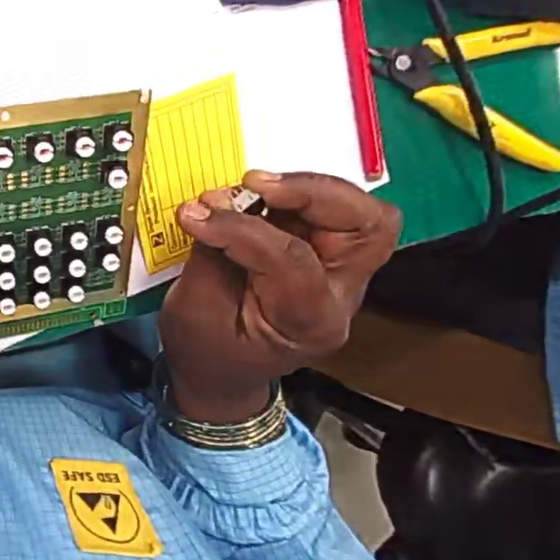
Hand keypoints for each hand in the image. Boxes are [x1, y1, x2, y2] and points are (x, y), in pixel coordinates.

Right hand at [158, 171, 400, 422]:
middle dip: (311, 193)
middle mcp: (340, 296)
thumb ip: (210, 256)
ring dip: (306, 190)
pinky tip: (256, 196)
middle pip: (366, 227)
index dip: (239, 228)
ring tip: (253, 186)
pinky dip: (294, 196)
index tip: (196, 214)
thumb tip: (210, 209)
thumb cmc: (206, 352)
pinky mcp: (325, 259)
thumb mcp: (193, 310)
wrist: (220, 376)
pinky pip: (329, 213)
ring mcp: (340, 276)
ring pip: (358, 212)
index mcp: (308, 323)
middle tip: (254, 184)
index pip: (291, 259)